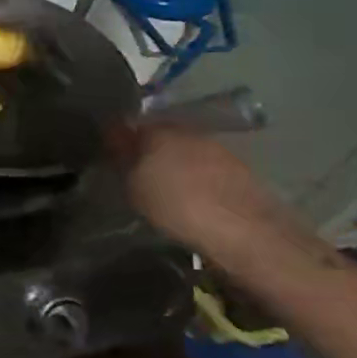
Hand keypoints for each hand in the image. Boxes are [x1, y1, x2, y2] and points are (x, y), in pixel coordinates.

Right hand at [118, 124, 338, 280]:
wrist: (246, 231)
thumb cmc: (179, 206)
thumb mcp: (134, 187)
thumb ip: (122, 159)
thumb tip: (114, 138)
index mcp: (158, 129)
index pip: (130, 125)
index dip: (118, 140)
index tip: (110, 157)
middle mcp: (188, 131)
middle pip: (159, 136)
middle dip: (148, 151)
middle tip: (137, 174)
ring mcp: (217, 148)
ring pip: (185, 151)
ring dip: (175, 165)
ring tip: (165, 190)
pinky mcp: (238, 170)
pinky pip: (205, 169)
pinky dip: (196, 179)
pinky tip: (193, 199)